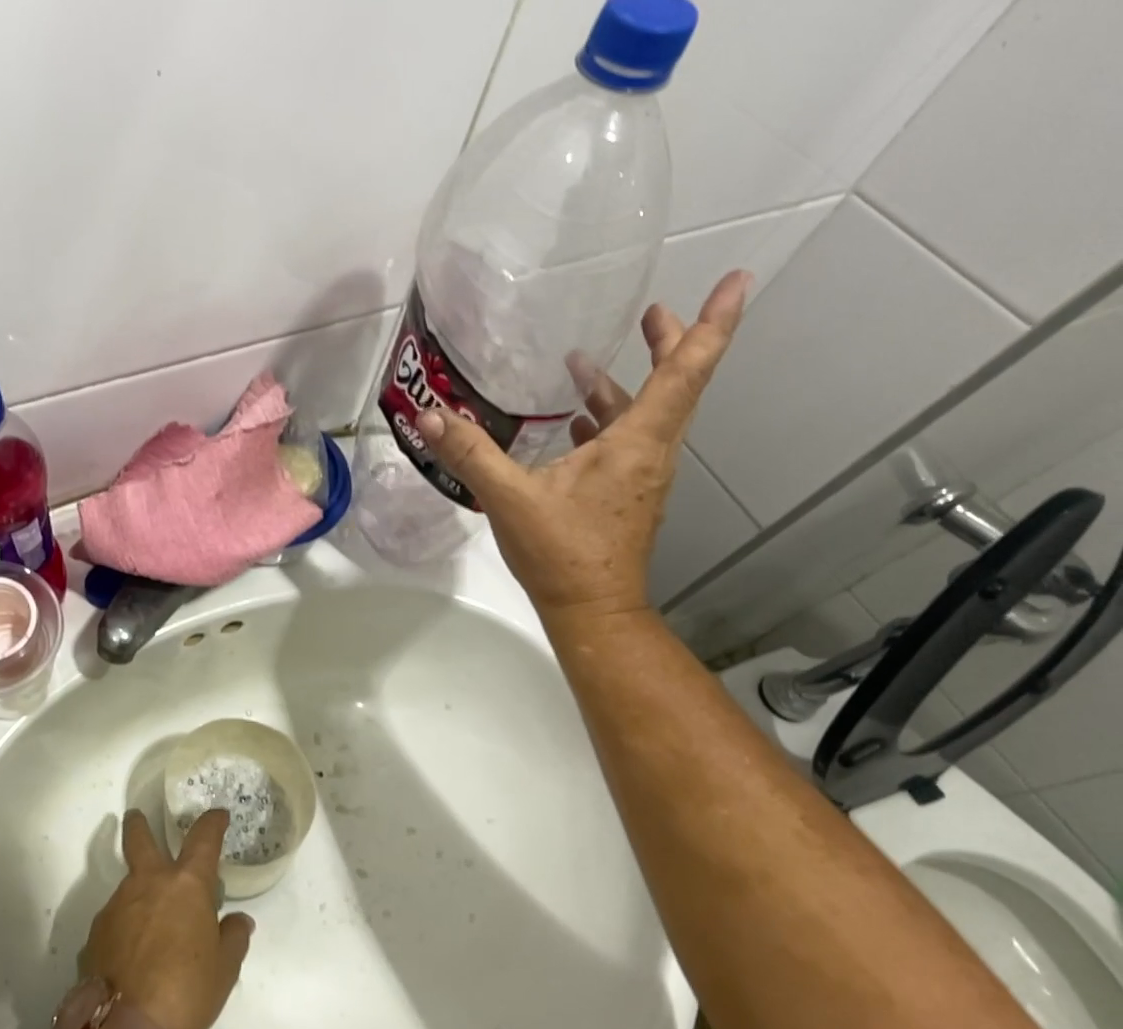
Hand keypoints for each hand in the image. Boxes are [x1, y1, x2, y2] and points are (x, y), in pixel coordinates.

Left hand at [79, 810, 253, 1028]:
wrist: (129, 1026)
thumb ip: (233, 937)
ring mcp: (117, 905)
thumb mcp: (225, 968)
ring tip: (151, 921)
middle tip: (135, 816)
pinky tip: (133, 950)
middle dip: (138, 824)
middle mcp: (148, 884)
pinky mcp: (96, 931)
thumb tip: (238, 921)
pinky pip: (116, 918)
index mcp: (186, 885)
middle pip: (139, 839)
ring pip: (128, 884)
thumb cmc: (188, 990)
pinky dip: (126, 924)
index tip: (217, 815)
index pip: (202, 839)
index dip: (211, 823)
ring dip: (138, 891)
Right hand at [416, 271, 749, 622]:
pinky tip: (576, 421)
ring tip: (588, 359)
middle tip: (655, 308)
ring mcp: (643, 474)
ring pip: (652, 412)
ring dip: (630, 380)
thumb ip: (471, 453)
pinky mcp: (627, 492)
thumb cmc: (562, 553)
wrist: (591, 610)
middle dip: (672, 340)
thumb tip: (429, 414)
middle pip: (678, 383)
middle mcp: (651, 452)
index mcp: (637, 443)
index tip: (737, 280)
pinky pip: (628, 439)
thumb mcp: (510, 499)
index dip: (711, 322)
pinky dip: (608, 417)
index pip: (685, 370)